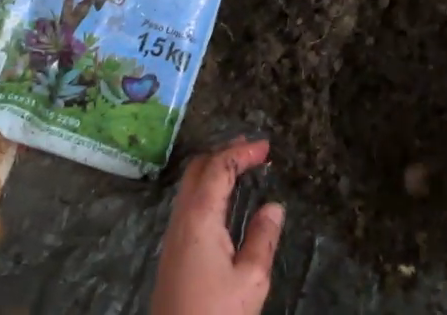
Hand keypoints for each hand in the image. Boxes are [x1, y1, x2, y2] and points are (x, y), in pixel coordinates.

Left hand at [151, 139, 284, 314]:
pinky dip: (207, 187)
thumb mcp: (251, 280)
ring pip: (190, 184)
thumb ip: (262, 238)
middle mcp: (181, 217)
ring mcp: (173, 233)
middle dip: (224, 152)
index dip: (242, 152)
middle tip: (251, 150)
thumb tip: (274, 207)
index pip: (219, 167)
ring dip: (214, 168)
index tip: (266, 147)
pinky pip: (188, 202)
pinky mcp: (172, 249)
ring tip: (240, 166)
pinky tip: (223, 200)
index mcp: (200, 217)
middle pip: (198, 168)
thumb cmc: (216, 312)